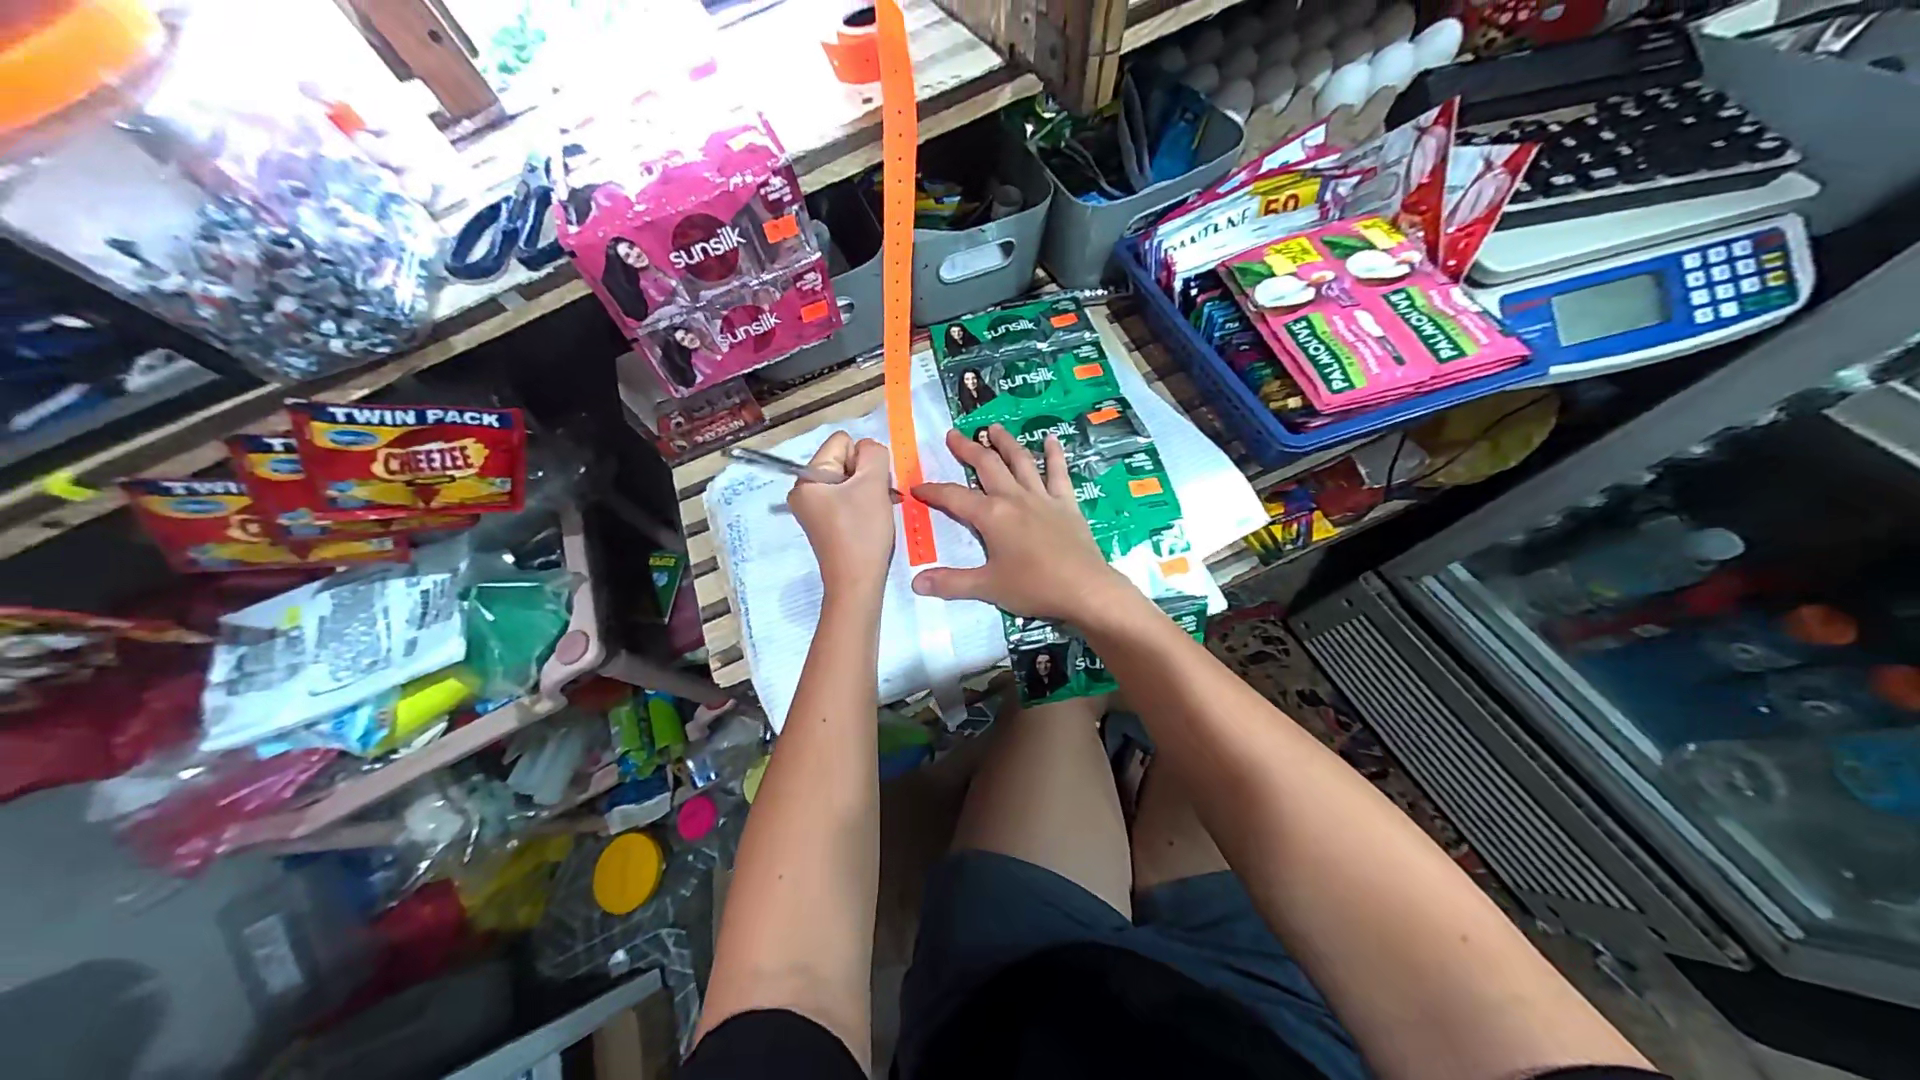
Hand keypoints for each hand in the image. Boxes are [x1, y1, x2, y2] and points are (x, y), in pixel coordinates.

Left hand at [789, 432, 894, 595]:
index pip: (841, 442)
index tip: (869, 485)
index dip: (862, 458)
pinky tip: (872, 520)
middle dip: (866, 475)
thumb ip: (874, 454)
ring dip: (868, 490)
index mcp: (806, 478)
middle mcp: (804, 490)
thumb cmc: (862, 532)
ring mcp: (815, 508)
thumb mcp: (873, 484)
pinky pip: (848, 499)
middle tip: (875, 499)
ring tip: (875, 511)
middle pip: (844, 460)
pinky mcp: (827, 523)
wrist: (857, 583)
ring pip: (850, 480)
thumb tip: (869, 449)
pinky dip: (864, 504)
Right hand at [910, 425, 1130, 623]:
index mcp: (991, 516)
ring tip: (993, 428)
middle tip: (953, 435)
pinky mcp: (1066, 503)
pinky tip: (1051, 439)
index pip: (954, 497)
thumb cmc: (1033, 587)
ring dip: (1005, 442)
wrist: (1084, 588)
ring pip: (1020, 461)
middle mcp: (1014, 498)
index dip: (933, 491)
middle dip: (967, 449)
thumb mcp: (987, 587)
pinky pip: (1059, 472)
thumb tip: (917, 583)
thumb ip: (951, 582)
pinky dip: (1055, 454)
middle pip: (987, 466)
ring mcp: (1042, 497)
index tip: (918, 486)